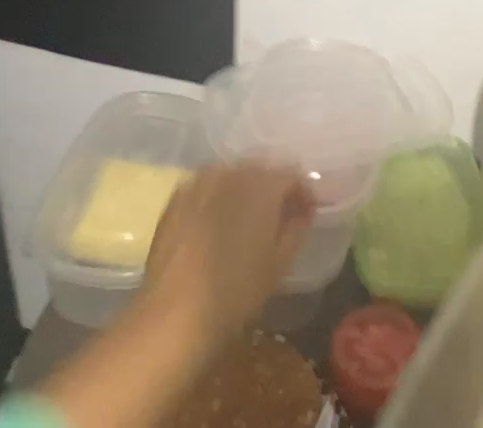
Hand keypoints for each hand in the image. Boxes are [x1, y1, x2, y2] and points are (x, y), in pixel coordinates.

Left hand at [140, 161, 314, 350]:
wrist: (174, 313)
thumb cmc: (236, 291)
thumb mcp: (280, 262)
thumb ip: (297, 226)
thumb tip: (304, 207)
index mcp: (262, 185)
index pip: (291, 174)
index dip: (303, 191)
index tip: (308, 210)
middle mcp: (231, 173)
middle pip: (261, 169)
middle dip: (273, 187)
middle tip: (280, 213)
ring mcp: (199, 182)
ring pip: (232, 174)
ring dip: (245, 188)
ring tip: (248, 217)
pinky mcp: (176, 197)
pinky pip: (206, 186)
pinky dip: (218, 195)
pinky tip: (218, 220)